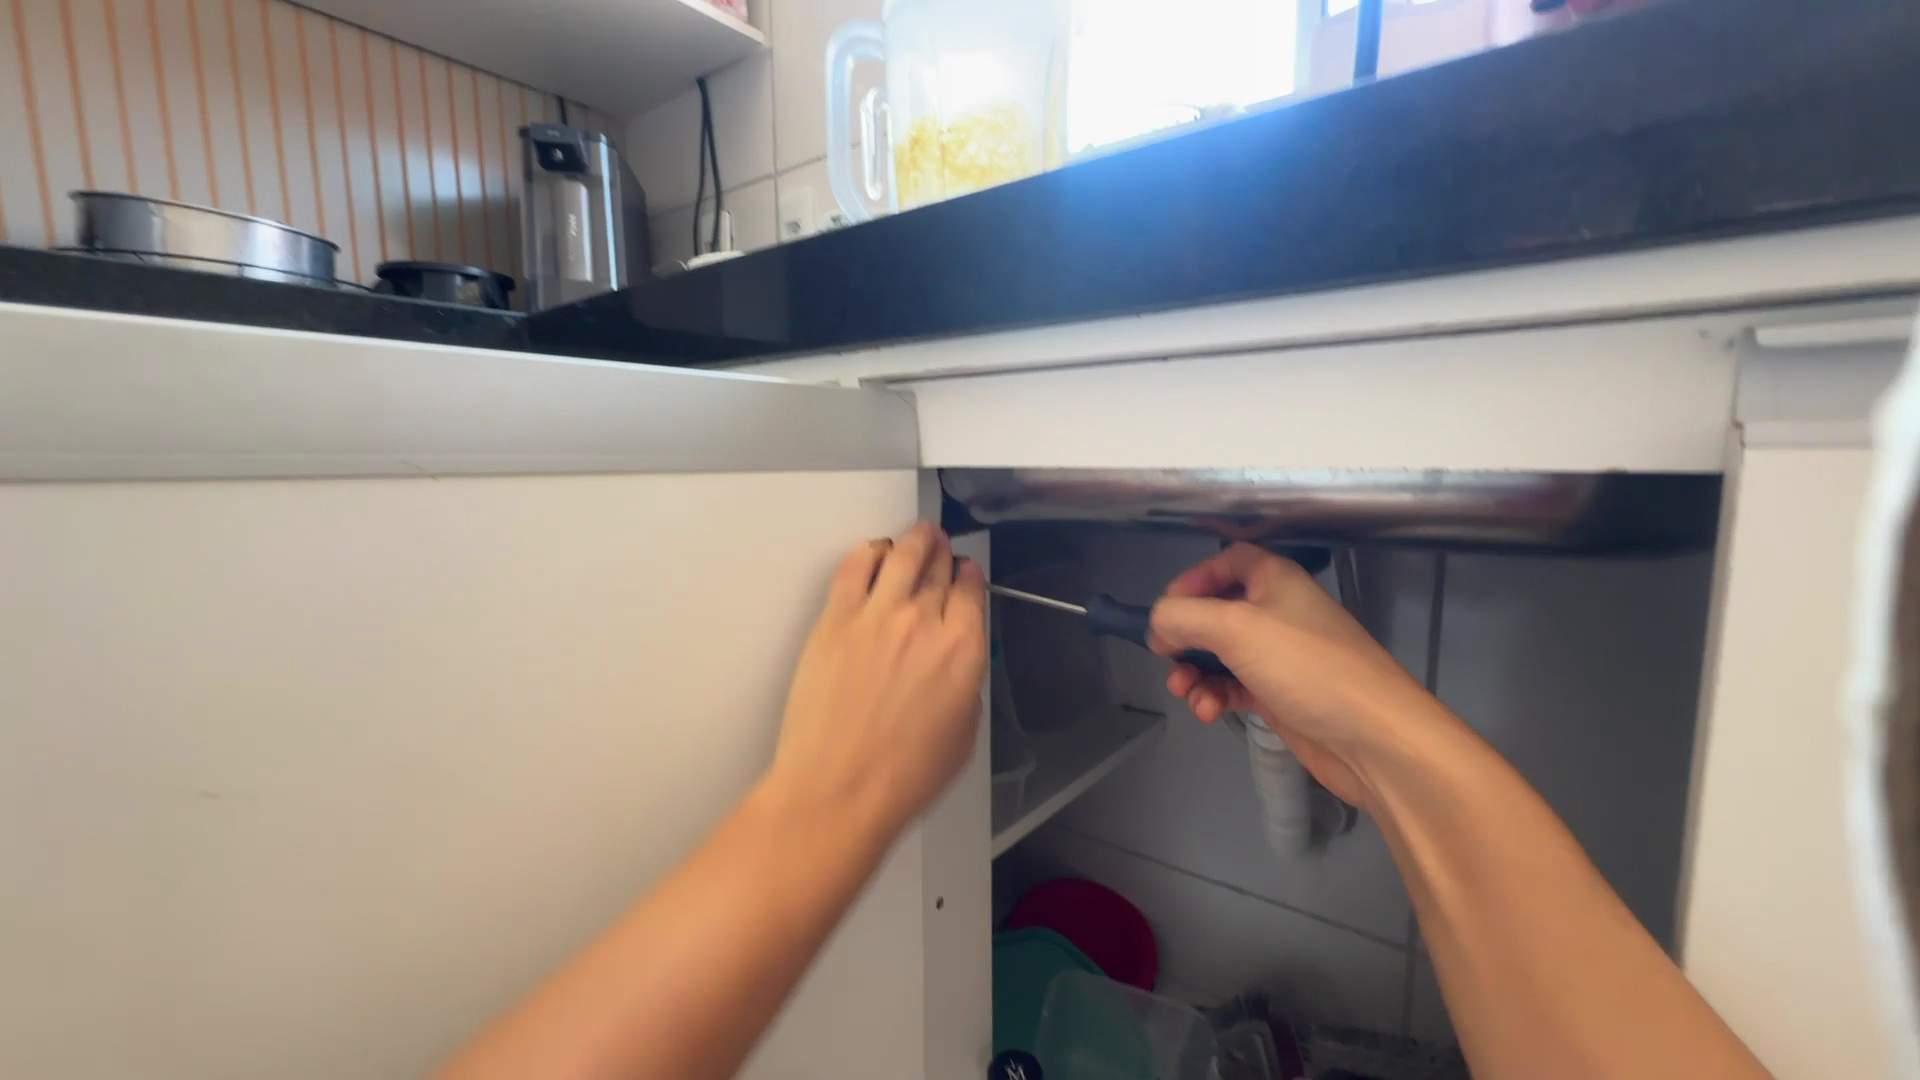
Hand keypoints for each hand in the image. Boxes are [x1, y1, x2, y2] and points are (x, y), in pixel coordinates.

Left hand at [766, 523, 988, 838]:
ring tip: (916, 534)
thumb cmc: (902, 777)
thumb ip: (965, 686)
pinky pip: (854, 567)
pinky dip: (869, 551)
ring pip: (902, 555)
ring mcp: (877, 616)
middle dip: (943, 551)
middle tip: (940, 545)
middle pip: (938, 568)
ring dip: (914, 539)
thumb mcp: (963, 735)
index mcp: (964, 650)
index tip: (966, 571)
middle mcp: (924, 622)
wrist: (838, 790)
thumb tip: (954, 664)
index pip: (972, 591)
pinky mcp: (835, 620)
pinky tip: (874, 551)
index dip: (969, 575)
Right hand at [1148, 544, 1457, 809]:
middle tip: (1164, 655)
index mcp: (1276, 581)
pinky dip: (1215, 696)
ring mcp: (1280, 656)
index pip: (1228, 561)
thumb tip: (1157, 622)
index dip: (1194, 578)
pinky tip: (1209, 712)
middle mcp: (1278, 612)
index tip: (1168, 607)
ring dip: (1194, 672)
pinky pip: (1233, 686)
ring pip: (1220, 654)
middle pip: (1217, 611)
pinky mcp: (1280, 695)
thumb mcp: (1234, 629)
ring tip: (1185, 691)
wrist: (1373, 739)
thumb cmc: (1306, 667)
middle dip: (1185, 635)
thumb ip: (1183, 617)